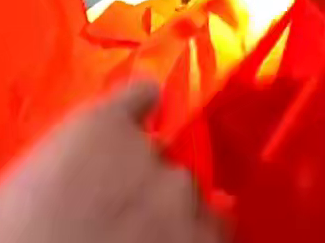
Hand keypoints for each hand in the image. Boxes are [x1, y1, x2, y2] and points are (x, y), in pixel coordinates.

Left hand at [0, 82, 221, 242]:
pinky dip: (141, 96)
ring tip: (110, 172)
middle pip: (187, 188)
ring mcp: (145, 153)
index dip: (195, 228)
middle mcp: (182, 197)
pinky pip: (139, 95)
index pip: (217, 229)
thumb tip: (165, 233)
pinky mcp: (107, 122)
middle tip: (129, 213)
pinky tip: (140, 99)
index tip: (174, 230)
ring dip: (140, 160)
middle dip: (162, 198)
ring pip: (158, 149)